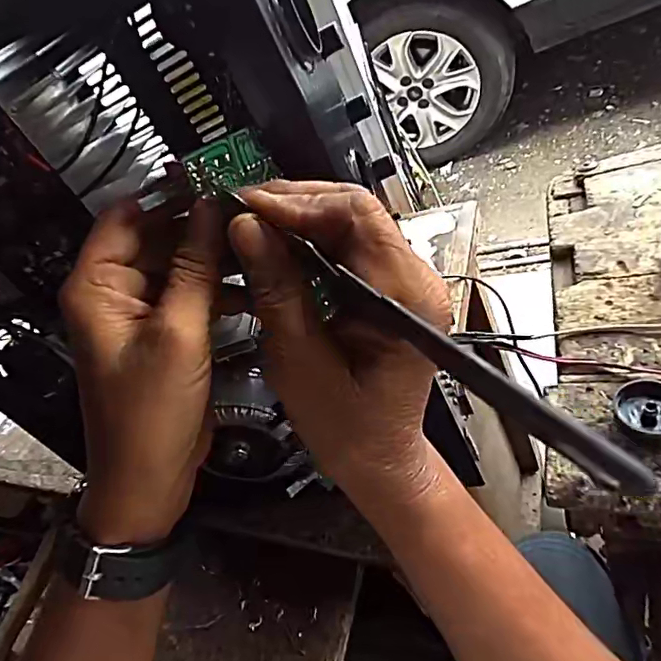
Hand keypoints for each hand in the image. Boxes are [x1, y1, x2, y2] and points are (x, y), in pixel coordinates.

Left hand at [59, 199, 224, 543]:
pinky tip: (252, 286)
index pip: (127, 216)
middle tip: (251, 212)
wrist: (148, 482)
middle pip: (156, 238)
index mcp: (98, 286)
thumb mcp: (179, 334)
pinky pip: (189, 296)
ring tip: (259, 246)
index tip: (216, 179)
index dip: (168, 194)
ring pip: (178, 267)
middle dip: (200, 226)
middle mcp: (114, 294)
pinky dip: (216, 289)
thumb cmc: (152, 413)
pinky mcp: (165, 335)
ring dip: (214, 258)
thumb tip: (210, 209)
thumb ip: (195, 268)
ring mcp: (141, 316)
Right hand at [228, 181, 450, 506]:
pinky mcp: (388, 289)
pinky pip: (348, 247)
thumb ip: (278, 290)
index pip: (359, 216)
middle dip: (295, 204)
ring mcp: (405, 283)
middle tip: (243, 210)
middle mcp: (417, 282)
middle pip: (356, 211)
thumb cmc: (351, 429)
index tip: (250, 205)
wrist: (379, 457)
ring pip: (349, 223)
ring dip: (298, 219)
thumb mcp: (301, 362)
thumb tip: (249, 229)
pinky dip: (308, 241)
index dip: (299, 203)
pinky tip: (275, 245)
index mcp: (408, 299)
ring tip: (252, 224)